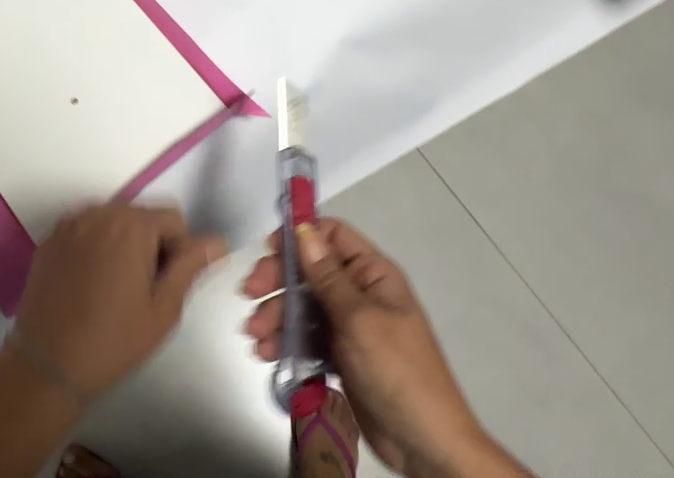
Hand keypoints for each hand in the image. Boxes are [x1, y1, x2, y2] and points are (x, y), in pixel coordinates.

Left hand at [14, 202, 226, 398]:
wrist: (47, 364)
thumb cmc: (114, 339)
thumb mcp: (164, 308)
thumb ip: (191, 266)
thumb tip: (218, 240)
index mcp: (132, 225)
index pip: (173, 218)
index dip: (178, 250)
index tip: (166, 284)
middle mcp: (99, 212)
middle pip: (140, 216)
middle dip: (150, 244)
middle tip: (142, 290)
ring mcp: (70, 224)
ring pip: (112, 222)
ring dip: (122, 244)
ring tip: (114, 289)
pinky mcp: (50, 239)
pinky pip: (84, 231)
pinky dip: (94, 248)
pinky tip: (88, 285)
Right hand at [243, 220, 528, 477]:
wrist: (424, 442)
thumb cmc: (398, 371)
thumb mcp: (360, 319)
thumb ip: (328, 276)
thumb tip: (304, 230)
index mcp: (373, 274)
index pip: (332, 235)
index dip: (299, 236)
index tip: (267, 249)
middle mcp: (359, 293)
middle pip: (309, 271)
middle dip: (277, 280)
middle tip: (248, 295)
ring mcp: (349, 325)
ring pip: (302, 305)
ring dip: (276, 316)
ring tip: (256, 338)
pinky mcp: (340, 354)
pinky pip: (306, 337)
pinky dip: (286, 342)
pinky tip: (268, 353)